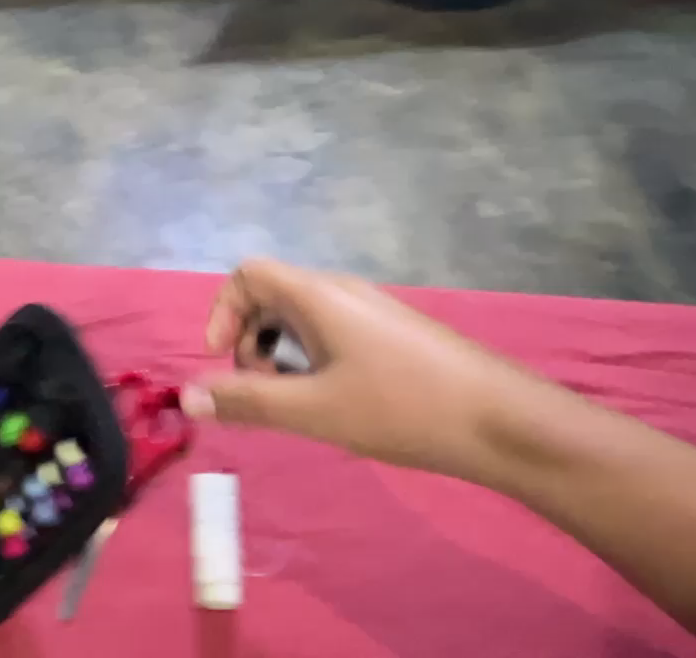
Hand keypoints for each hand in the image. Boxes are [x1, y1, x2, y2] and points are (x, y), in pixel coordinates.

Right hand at [179, 258, 556, 480]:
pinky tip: (335, 401)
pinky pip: (330, 330)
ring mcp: (369, 309)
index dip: (223, 312)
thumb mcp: (313, 410)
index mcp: (316, 294)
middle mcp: (339, 289)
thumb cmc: (401, 407)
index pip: (247, 273)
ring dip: (280, 353)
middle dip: (250, 340)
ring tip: (298, 402)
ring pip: (300, 317)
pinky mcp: (391, 332)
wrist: (506, 422)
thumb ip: (247, 401)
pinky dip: (311, 358)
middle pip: (270, 295)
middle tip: (263, 390)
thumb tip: (188, 395)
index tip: (223, 361)